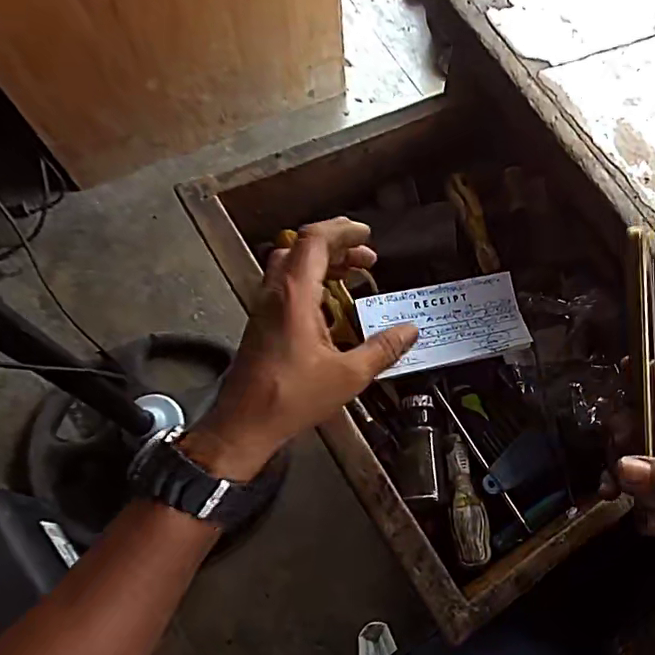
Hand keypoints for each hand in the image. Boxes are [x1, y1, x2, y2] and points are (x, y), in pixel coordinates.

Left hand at [182, 218, 416, 479]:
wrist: (244, 424)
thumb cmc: (290, 398)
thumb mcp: (349, 375)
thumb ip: (383, 349)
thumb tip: (409, 331)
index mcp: (294, 297)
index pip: (313, 241)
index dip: (342, 230)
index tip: (365, 234)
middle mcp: (275, 295)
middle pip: (301, 248)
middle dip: (338, 246)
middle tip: (367, 259)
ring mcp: (265, 308)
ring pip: (291, 265)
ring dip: (323, 263)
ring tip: (352, 276)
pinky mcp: (263, 324)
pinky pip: (286, 287)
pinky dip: (312, 282)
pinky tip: (332, 307)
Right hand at [605, 362, 654, 614]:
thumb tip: (622, 463)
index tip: (628, 368)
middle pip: (654, 419)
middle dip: (629, 428)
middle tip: (613, 445)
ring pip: (639, 450)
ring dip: (621, 462)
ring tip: (612, 485)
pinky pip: (635, 481)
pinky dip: (624, 488)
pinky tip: (621, 505)